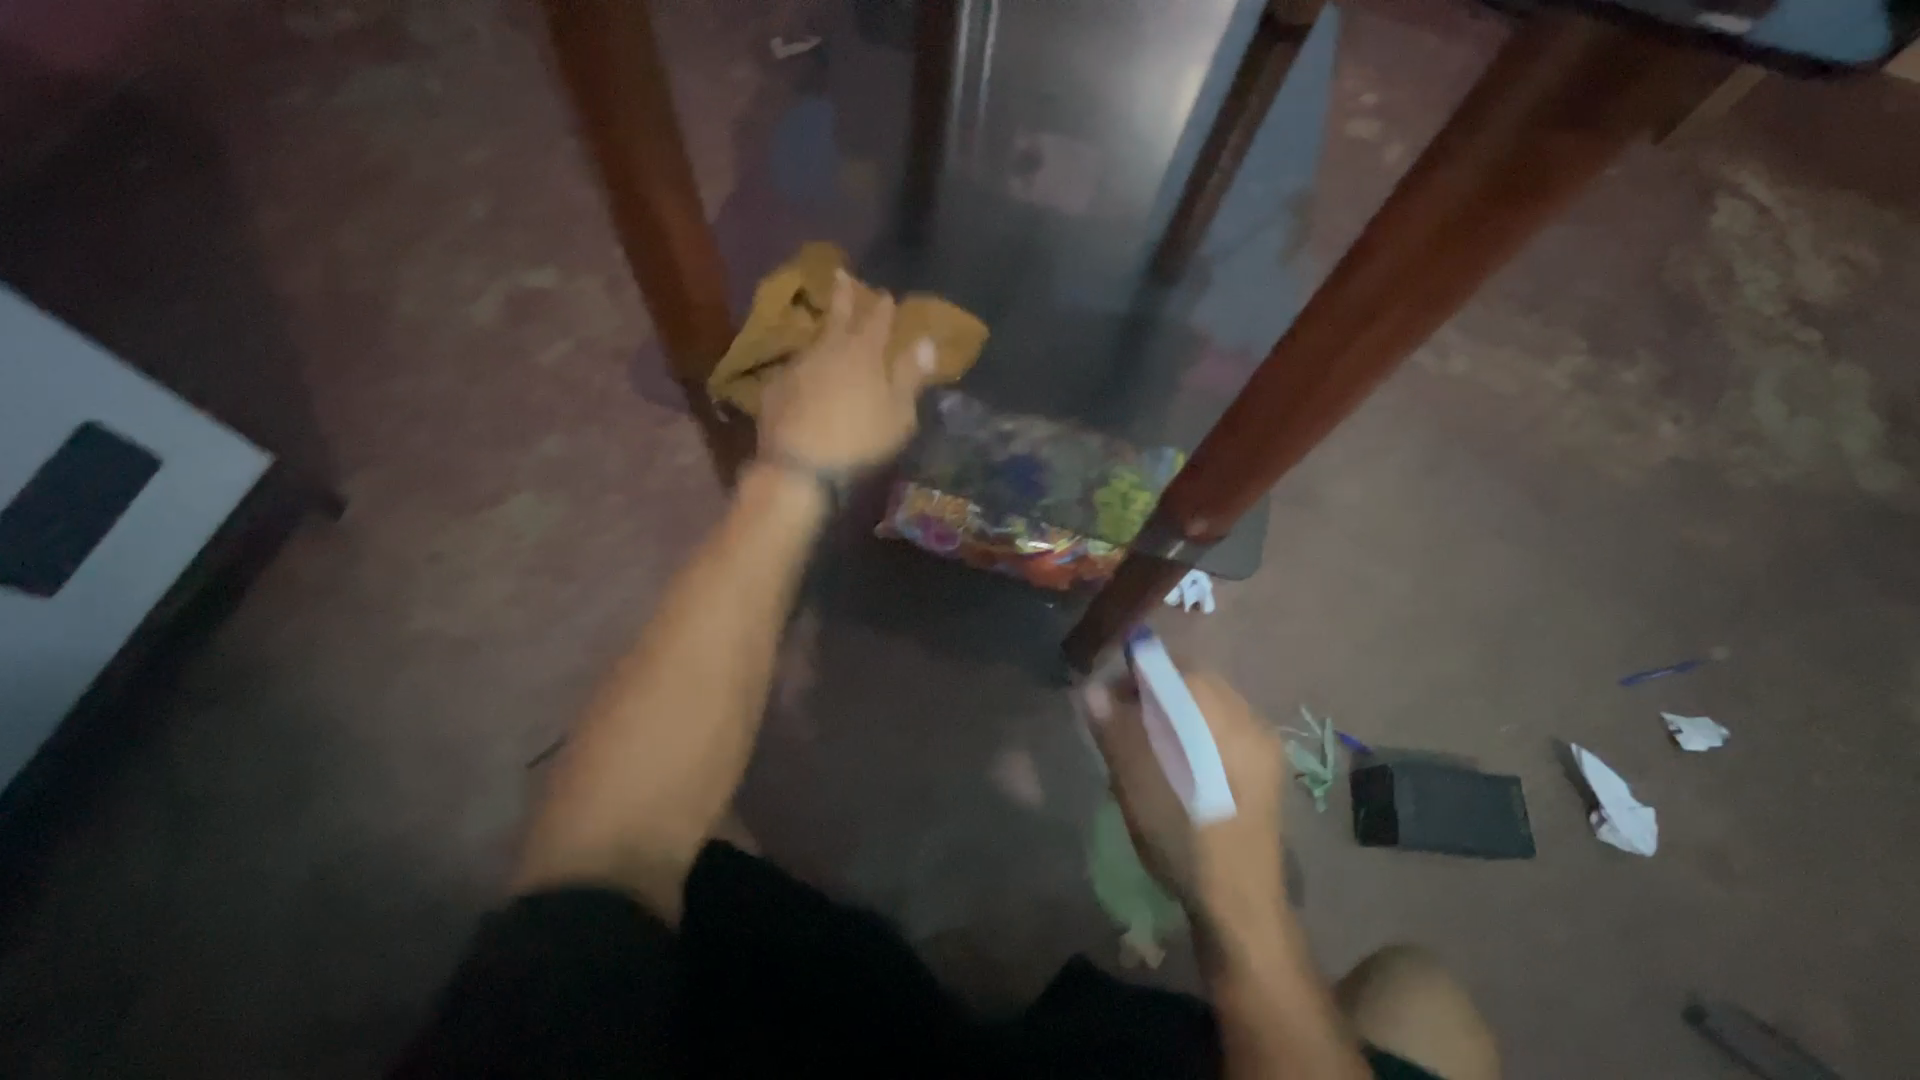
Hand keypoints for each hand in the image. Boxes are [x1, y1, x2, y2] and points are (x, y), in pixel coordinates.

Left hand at [758, 270, 936, 469]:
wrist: (798, 466)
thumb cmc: (860, 441)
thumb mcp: (898, 414)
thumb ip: (910, 376)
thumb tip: (926, 341)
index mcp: (863, 353)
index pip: (877, 320)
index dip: (883, 306)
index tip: (886, 294)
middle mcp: (828, 350)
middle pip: (839, 317)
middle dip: (844, 296)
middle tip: (841, 273)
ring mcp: (797, 367)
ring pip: (814, 341)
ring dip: (824, 332)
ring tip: (829, 329)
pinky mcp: (775, 389)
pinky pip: (795, 369)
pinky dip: (804, 367)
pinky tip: (805, 375)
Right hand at [1080, 665, 1287, 930]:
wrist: (1241, 910)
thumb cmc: (1188, 849)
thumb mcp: (1141, 793)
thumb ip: (1118, 736)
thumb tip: (1092, 689)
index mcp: (1231, 726)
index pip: (1182, 671)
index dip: (1141, 672)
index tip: (1110, 695)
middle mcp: (1255, 725)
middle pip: (1198, 683)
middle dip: (1155, 690)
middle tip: (1119, 719)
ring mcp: (1264, 747)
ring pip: (1209, 704)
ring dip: (1172, 709)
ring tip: (1142, 742)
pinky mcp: (1262, 769)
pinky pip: (1221, 727)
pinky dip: (1191, 728)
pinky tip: (1173, 761)